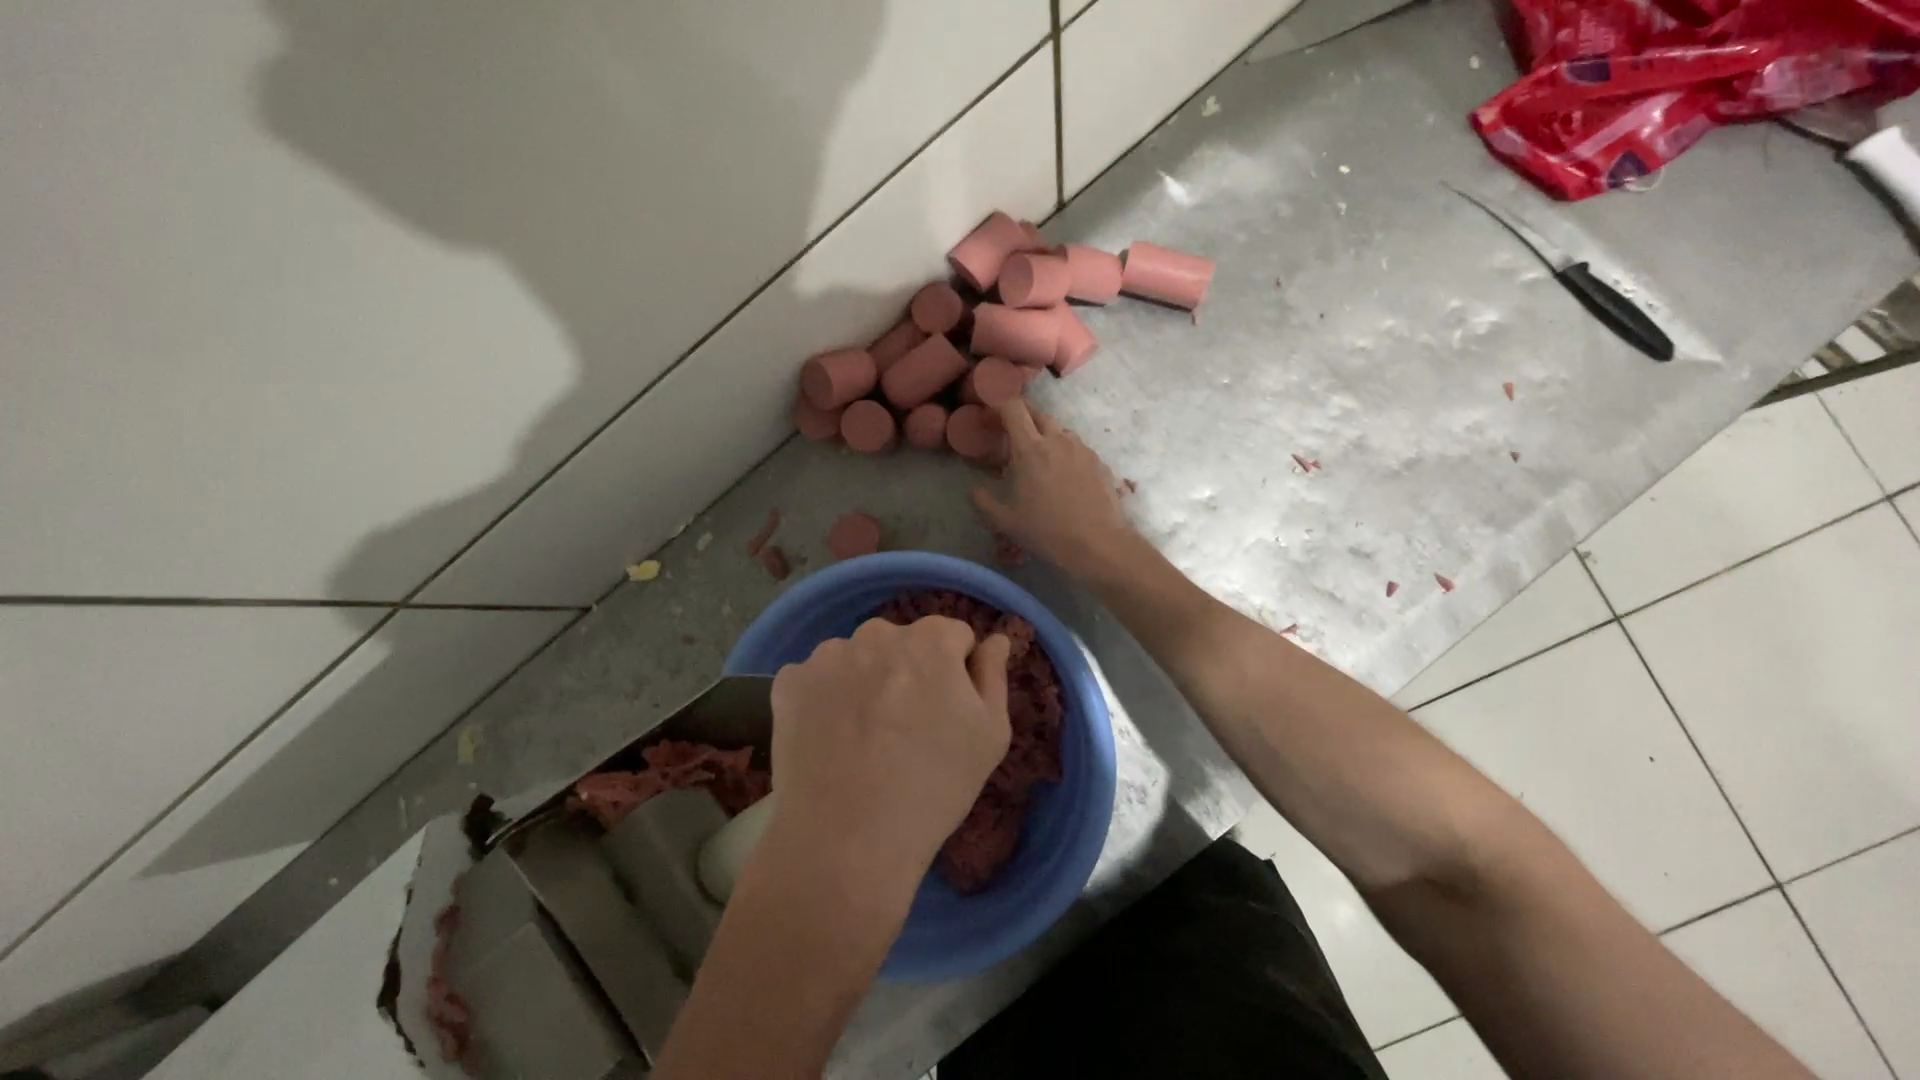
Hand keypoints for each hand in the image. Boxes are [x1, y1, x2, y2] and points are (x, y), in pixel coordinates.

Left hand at [767, 617, 1010, 894]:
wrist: (847, 841)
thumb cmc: (934, 788)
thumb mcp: (990, 736)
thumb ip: (994, 676)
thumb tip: (995, 639)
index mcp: (931, 640)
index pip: (953, 637)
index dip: (956, 673)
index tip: (947, 714)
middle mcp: (876, 633)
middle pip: (902, 643)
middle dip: (908, 671)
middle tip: (906, 730)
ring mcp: (827, 656)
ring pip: (857, 658)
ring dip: (865, 681)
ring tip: (864, 739)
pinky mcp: (789, 682)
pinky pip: (817, 680)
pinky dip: (825, 701)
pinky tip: (830, 741)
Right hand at [972, 399, 1136, 574]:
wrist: (1098, 545)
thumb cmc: (1046, 531)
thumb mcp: (1004, 521)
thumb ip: (983, 501)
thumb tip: (974, 490)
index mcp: (1030, 449)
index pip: (1013, 408)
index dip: (1000, 403)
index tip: (991, 412)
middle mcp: (1058, 441)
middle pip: (1038, 414)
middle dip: (1023, 418)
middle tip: (1013, 436)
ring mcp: (1082, 450)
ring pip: (1061, 431)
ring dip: (1047, 436)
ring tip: (1041, 460)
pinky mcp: (1100, 463)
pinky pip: (1079, 449)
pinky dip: (1067, 454)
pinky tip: (1065, 478)